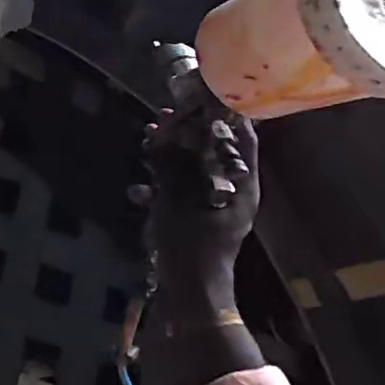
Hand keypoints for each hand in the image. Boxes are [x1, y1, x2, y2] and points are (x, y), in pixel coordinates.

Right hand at [135, 110, 259, 325]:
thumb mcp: (183, 195)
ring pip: (197, 166)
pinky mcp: (198, 216)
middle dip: (190, 129)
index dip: (225, 112)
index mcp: (244, 183)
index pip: (243, 135)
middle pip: (217, 148)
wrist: (191, 291)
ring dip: (173, 152)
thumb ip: (178, 161)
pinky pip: (184, 189)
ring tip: (149, 135)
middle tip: (167, 113)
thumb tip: (173, 128)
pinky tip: (140, 186)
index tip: (201, 93)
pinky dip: (164, 182)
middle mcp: (235, 190)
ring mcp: (216, 203)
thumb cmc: (195, 242)